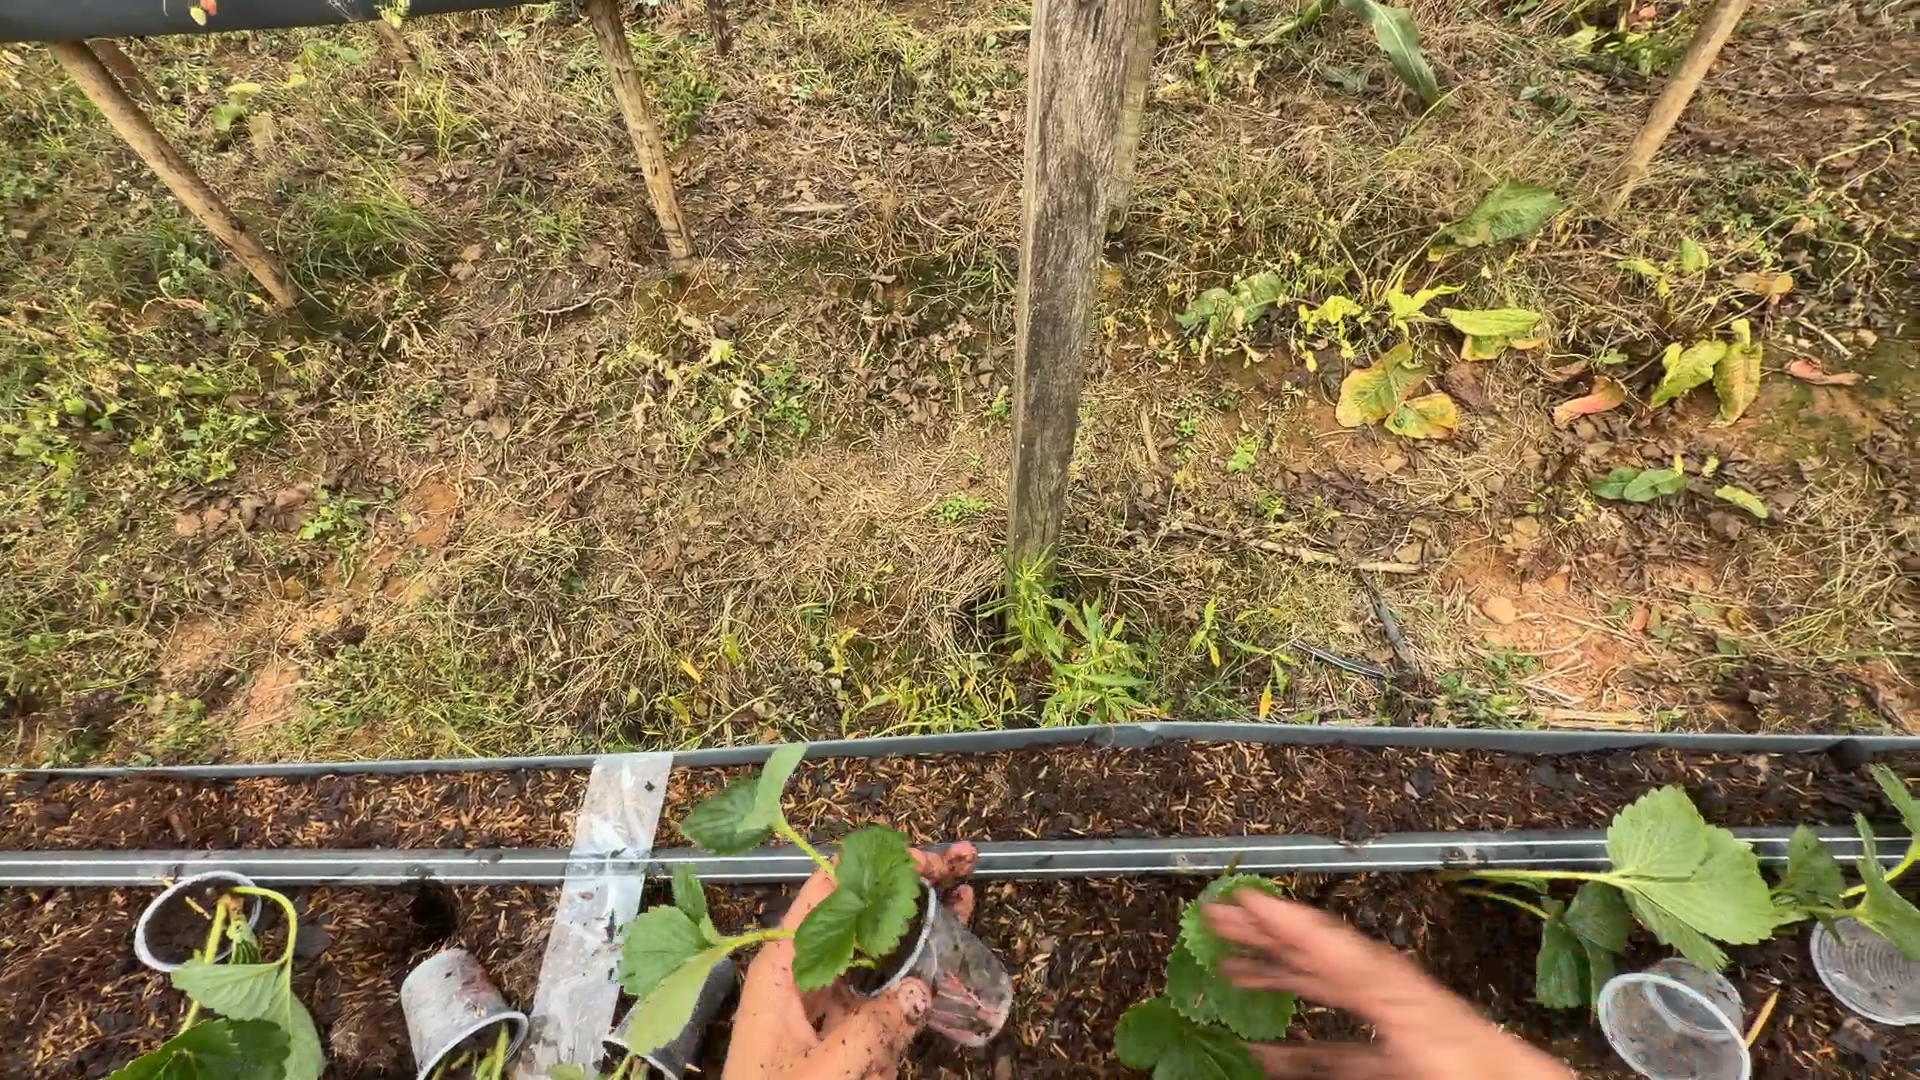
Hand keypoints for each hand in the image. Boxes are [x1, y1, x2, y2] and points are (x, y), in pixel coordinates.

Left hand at [723, 842, 977, 1079]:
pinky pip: (886, 986)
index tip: (925, 862)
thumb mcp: (822, 1078)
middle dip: (912, 881)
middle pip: (862, 905)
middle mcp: (805, 969)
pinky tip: (950, 946)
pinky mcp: (846, 1030)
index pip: (831, 888)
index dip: (879, 865)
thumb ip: (873, 1032)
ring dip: (922, 914)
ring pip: (879, 940)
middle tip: (960, 861)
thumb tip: (922, 986)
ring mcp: (828, 999)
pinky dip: (920, 962)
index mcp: (784, 964)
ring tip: (965, 890)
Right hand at [1204, 891, 1573, 1079]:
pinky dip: (1314, 1042)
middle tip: (1221, 917)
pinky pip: (1358, 1047)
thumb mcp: (1438, 1064)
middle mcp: (1430, 1025)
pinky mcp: (1426, 1065)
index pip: (1353, 963)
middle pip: (1341, 966)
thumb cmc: (1494, 1073)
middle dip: (1278, 938)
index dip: (1296, 926)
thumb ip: (1351, 1055)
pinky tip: (1270, 1050)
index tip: (1249, 897)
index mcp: (1437, 1029)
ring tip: (1233, 969)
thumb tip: (1268, 1053)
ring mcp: (1429, 1043)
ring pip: (1347, 1000)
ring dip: (1288, 981)